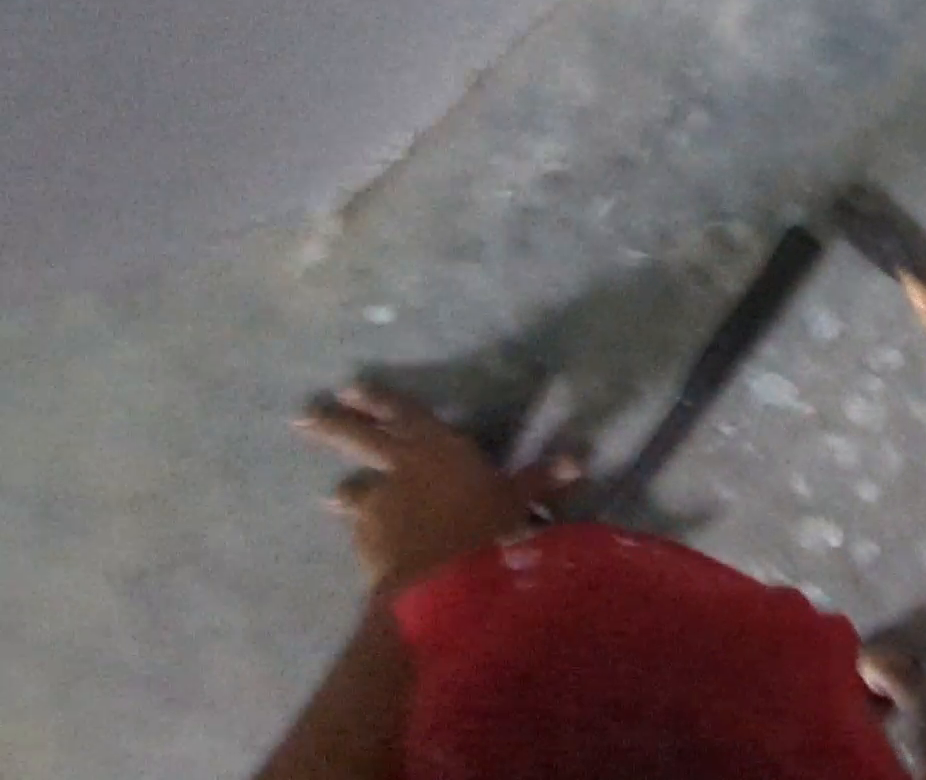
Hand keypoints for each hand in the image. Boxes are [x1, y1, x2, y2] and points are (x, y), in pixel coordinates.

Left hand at [295, 385, 578, 595]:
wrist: (442, 576)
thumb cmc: (489, 522)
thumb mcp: (522, 497)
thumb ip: (543, 478)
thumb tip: (581, 457)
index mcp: (442, 447)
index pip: (409, 415)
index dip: (383, 400)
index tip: (353, 387)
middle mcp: (405, 466)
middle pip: (365, 438)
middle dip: (338, 424)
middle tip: (307, 413)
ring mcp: (381, 503)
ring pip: (359, 486)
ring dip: (351, 488)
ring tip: (336, 492)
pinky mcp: (367, 537)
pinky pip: (363, 525)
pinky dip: (364, 524)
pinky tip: (364, 532)